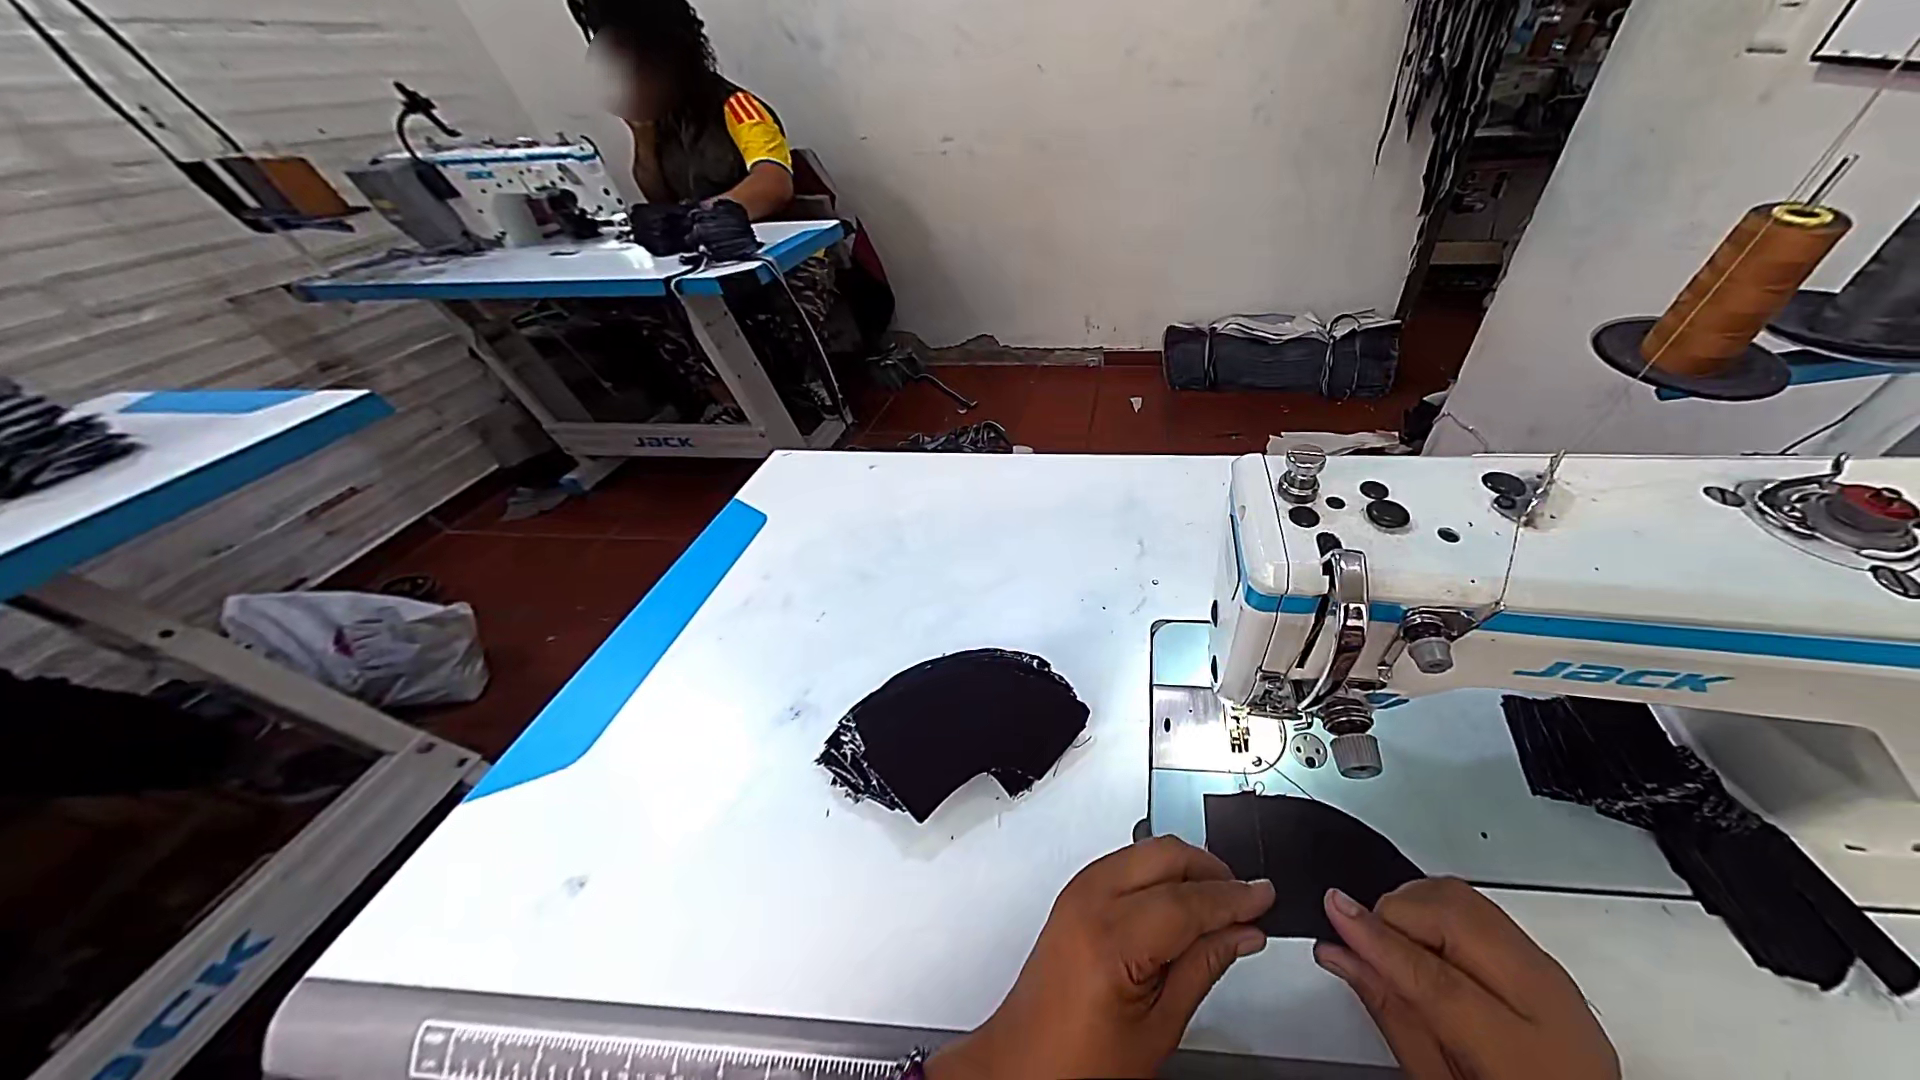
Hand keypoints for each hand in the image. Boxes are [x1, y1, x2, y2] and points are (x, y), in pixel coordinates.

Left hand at [928, 836, 1273, 1079]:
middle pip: (1164, 854)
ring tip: (1218, 903)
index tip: (1263, 895)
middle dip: (1210, 868)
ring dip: (1184, 866)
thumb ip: (1203, 967)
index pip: (1186, 899)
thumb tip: (1240, 933)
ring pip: (1144, 849)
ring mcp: (1076, 890)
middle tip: (1244, 898)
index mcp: (1110, 938)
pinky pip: (1125, 862)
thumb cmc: (1077, 1060)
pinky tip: (1179, 898)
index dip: (1233, 896)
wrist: (1025, 1061)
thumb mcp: (1158, 1027)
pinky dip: (1157, 870)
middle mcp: (1088, 901)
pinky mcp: (1073, 891)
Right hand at [1314, 878, 1619, 1079]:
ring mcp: (1550, 975)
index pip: (1436, 978)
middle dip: (1394, 913)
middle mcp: (1548, 1005)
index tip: (1335, 909)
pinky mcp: (1541, 957)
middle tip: (1365, 940)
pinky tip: (1421, 938)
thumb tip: (1341, 955)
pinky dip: (1435, 909)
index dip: (1376, 938)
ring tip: (1394, 943)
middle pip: (1454, 915)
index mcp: (1525, 1056)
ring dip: (1412, 907)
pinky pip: (1477, 905)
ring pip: (1463, 898)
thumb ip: (1392, 1015)